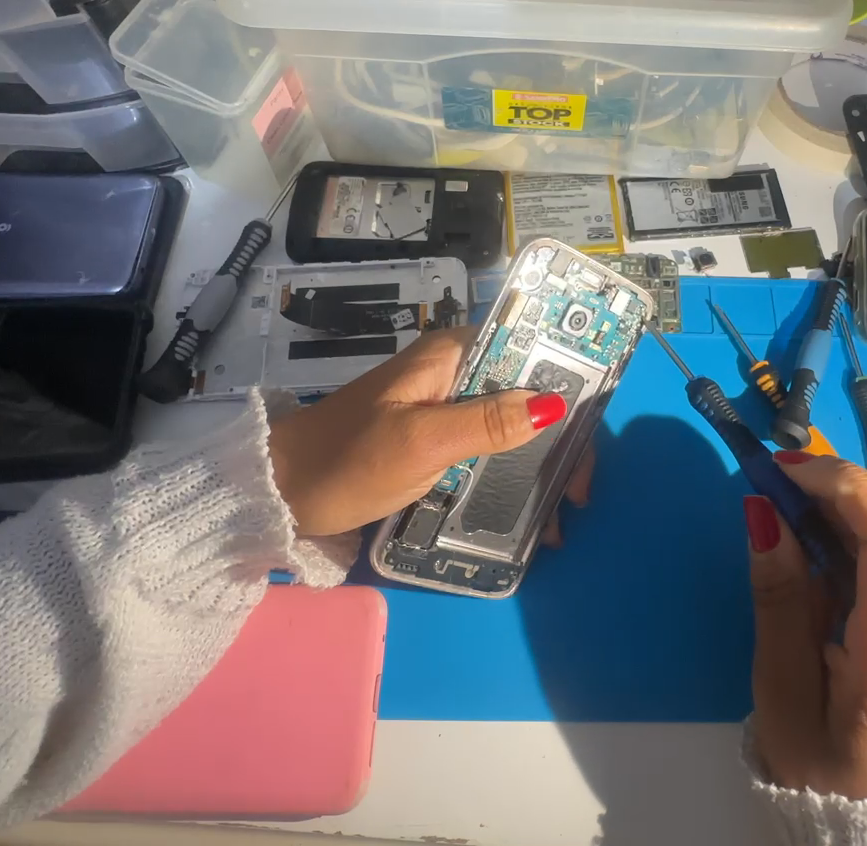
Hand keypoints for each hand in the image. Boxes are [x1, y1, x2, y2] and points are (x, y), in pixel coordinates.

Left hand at [267, 326, 587, 537]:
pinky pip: (486, 444)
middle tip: (574, 494)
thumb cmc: (349, 461)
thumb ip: (487, 422)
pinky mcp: (434, 435)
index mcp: (451, 355)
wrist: (282, 493)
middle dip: (558, 439)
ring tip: (555, 514)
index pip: (529, 353)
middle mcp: (453, 371)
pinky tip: (522, 507)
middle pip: (527, 390)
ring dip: (537, 462)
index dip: (568, 388)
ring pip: (510, 421)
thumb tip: (554, 405)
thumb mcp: (422, 442)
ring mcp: (443, 404)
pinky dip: (509, 471)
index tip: (584, 441)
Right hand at [744, 454, 866, 798]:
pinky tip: (813, 542)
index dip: (841, 486)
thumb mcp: (781, 690)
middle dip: (836, 487)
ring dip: (841, 506)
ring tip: (785, 508)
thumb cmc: (819, 764)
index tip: (782, 471)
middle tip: (774, 481)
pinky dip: (852, 533)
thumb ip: (779, 598)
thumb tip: (765, 513)